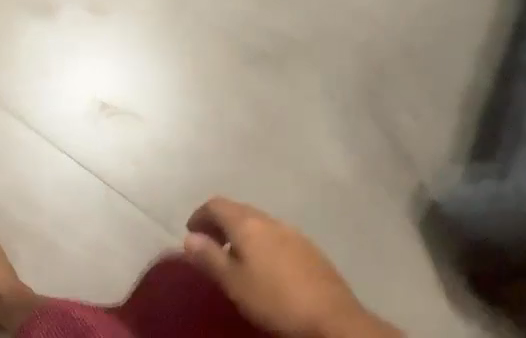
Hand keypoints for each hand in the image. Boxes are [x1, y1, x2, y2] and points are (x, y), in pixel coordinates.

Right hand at [180, 197, 400, 337]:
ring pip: (260, 224)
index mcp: (247, 223)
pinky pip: (279, 238)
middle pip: (238, 211)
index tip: (192, 233)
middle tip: (212, 245)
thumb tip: (189, 238)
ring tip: (239, 259)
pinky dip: (265, 244)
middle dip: (221, 223)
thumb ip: (208, 257)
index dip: (200, 215)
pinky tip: (269, 269)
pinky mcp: (312, 251)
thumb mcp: (233, 283)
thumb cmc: (276, 300)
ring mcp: (294, 234)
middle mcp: (269, 220)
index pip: (215, 204)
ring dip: (244, 234)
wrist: (336, 322)